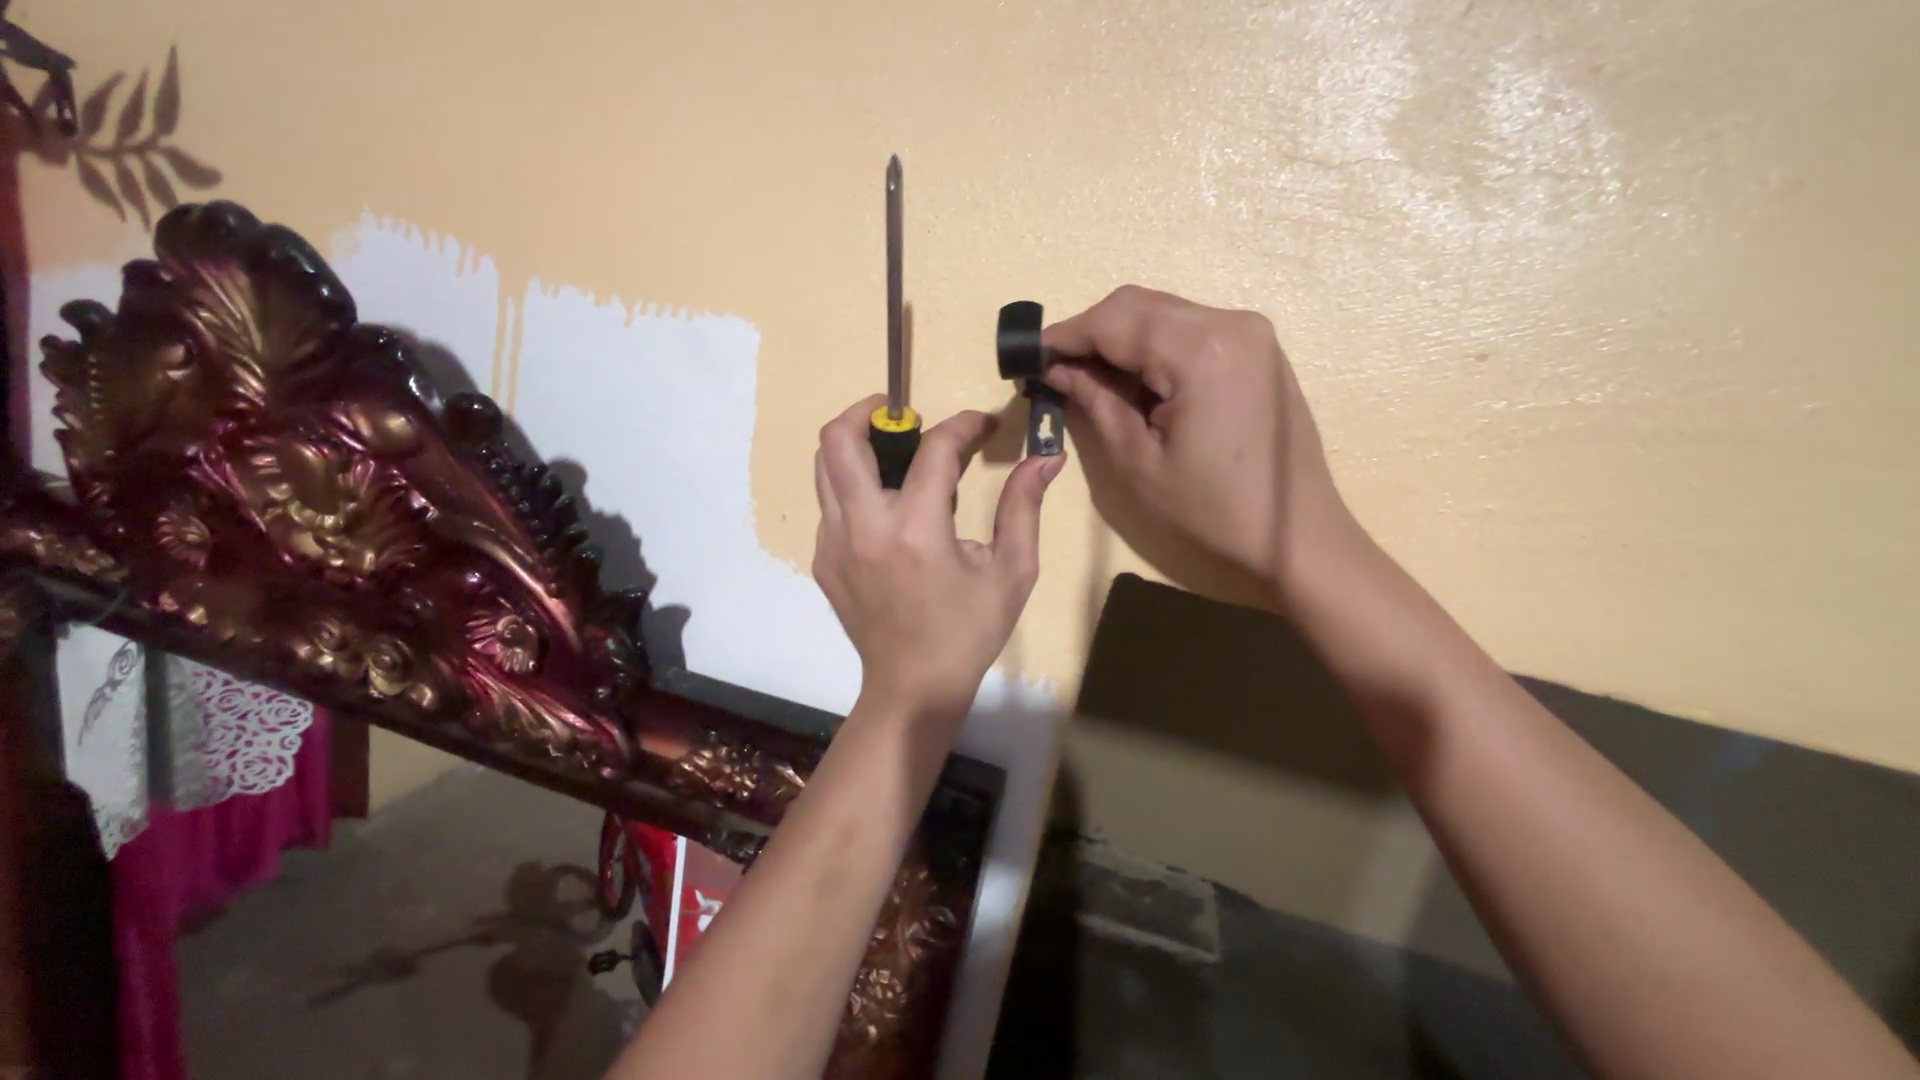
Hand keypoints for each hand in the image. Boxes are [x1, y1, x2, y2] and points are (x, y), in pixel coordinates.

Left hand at [813, 395, 1062, 722]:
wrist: (913, 688)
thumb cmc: (969, 633)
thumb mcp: (1011, 573)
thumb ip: (1023, 508)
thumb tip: (1045, 459)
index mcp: (916, 530)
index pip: (932, 448)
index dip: (963, 424)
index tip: (984, 425)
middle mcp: (863, 526)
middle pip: (840, 439)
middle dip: (869, 410)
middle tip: (901, 414)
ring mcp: (834, 543)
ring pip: (824, 466)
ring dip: (856, 445)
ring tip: (893, 453)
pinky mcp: (823, 559)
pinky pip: (829, 503)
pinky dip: (854, 486)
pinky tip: (887, 509)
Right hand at [1041, 286, 1352, 603]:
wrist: (1296, 534)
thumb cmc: (1213, 511)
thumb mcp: (1139, 462)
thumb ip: (1097, 402)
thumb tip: (1058, 369)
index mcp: (1201, 352)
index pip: (1114, 321)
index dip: (1066, 336)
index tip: (1029, 357)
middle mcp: (1230, 324)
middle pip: (1138, 305)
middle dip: (1091, 333)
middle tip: (1058, 371)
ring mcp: (1251, 332)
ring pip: (1163, 312)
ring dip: (1121, 338)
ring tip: (1093, 379)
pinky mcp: (1258, 348)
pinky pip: (1190, 327)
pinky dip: (1154, 344)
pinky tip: (1137, 380)